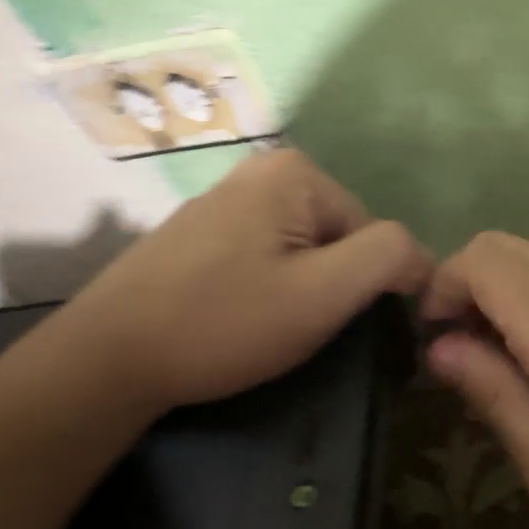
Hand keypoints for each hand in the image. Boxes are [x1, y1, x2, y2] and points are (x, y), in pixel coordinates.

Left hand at [47, 149, 432, 411]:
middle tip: (287, 326)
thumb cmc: (222, 322)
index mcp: (297, 172)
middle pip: (335, 236)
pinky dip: (260, 286)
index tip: (325, 324)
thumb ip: (388, 258)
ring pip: (298, 249)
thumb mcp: (323, 294)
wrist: (105, 359)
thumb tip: (423, 258)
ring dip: (294, 289)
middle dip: (325, 285)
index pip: (372, 233)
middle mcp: (262, 170)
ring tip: (257, 327)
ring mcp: (225, 197)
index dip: (360, 286)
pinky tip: (230, 317)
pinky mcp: (199, 229)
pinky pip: (261, 253)